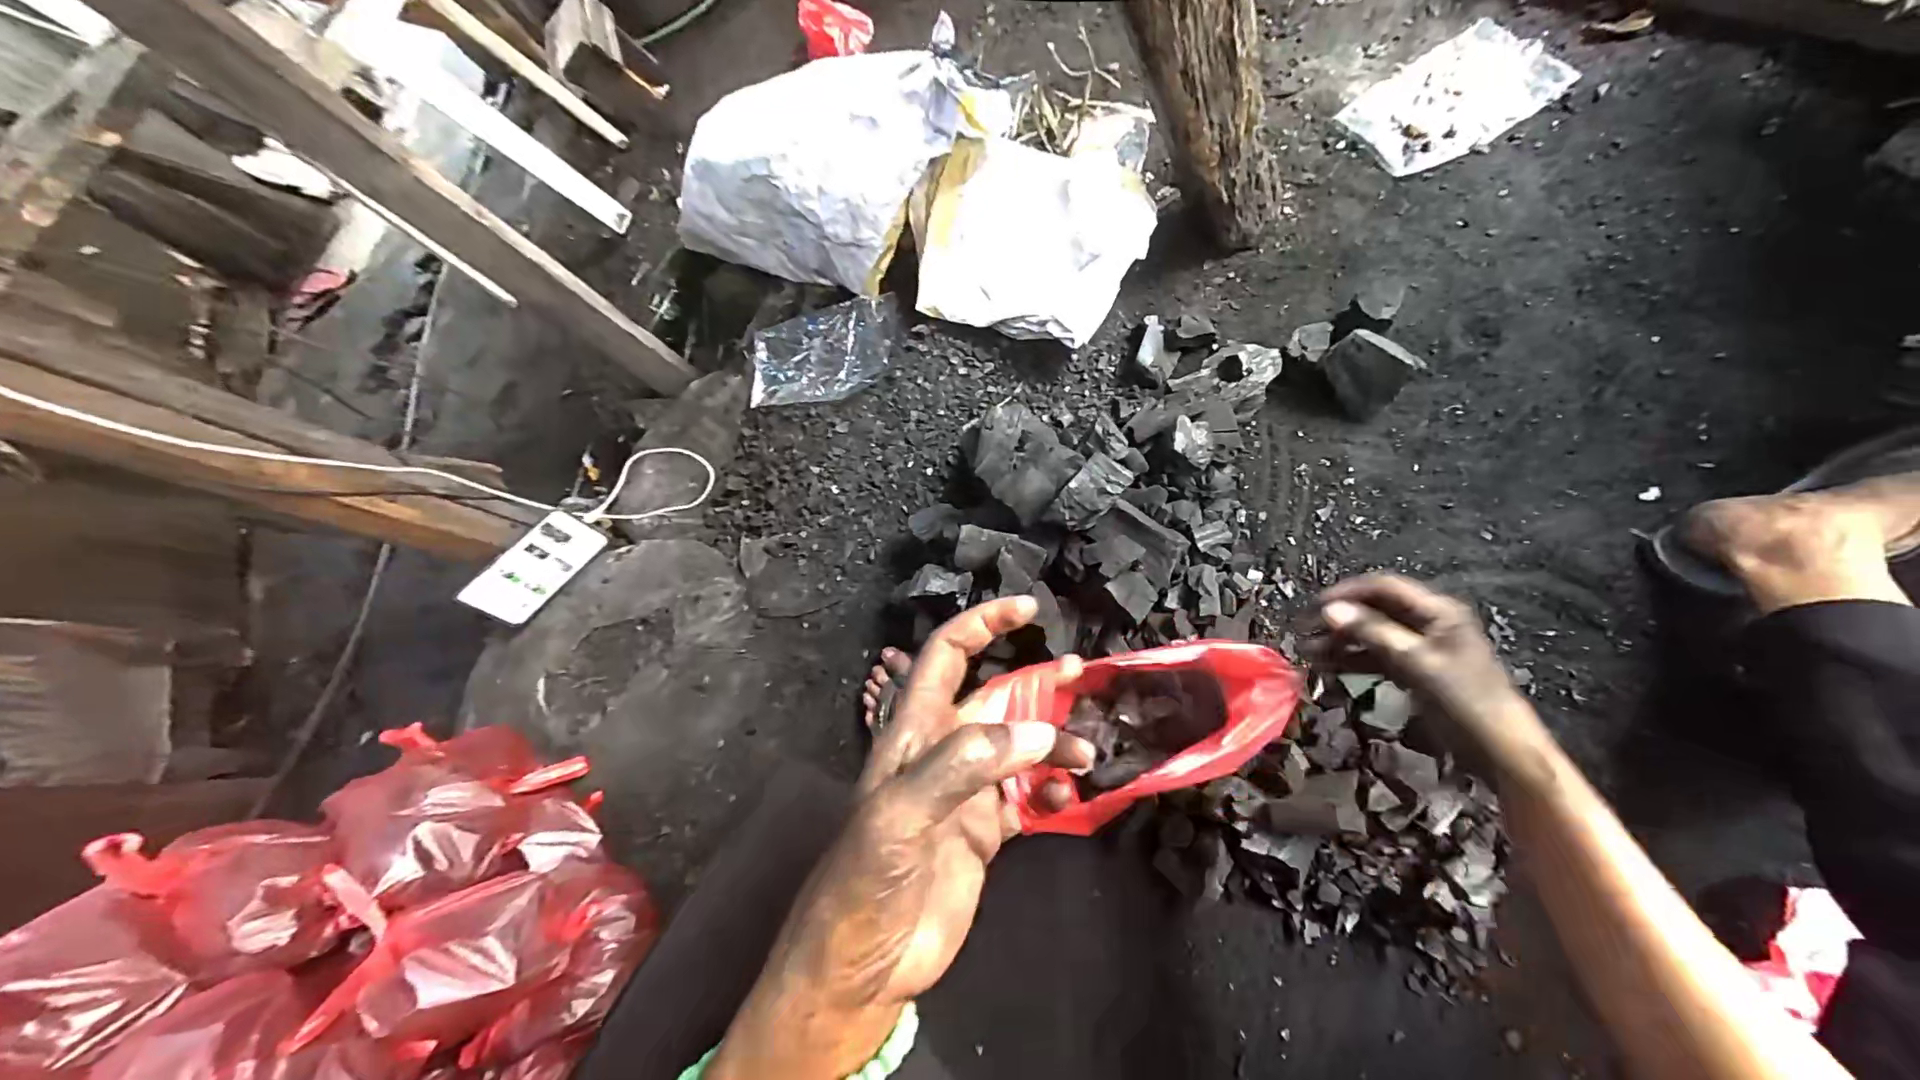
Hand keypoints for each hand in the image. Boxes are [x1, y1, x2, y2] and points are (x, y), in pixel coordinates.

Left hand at [706, 596, 1092, 1079]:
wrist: (865, 963)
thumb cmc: (866, 879)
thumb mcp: (900, 814)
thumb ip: (963, 766)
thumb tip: (1036, 732)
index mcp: (913, 733)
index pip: (945, 657)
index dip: (981, 625)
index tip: (1027, 608)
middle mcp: (944, 753)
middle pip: (996, 698)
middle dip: (1036, 682)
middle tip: (1080, 675)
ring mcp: (967, 793)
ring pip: (1020, 747)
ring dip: (1055, 743)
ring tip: (1085, 754)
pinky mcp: (985, 832)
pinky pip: (1029, 796)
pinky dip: (1054, 789)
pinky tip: (1071, 796)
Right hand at [1309, 573, 1550, 773]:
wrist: (1499, 748)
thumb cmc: (1464, 699)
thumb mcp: (1415, 662)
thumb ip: (1371, 633)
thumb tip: (1329, 610)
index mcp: (1437, 611)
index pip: (1383, 588)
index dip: (1346, 594)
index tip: (1314, 608)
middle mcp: (1428, 623)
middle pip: (1374, 610)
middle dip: (1339, 619)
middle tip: (1304, 631)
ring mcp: (1420, 647)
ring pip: (1372, 634)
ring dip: (1340, 641)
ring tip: (1308, 652)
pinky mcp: (1415, 670)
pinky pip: (1376, 656)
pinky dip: (1353, 660)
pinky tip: (1327, 666)